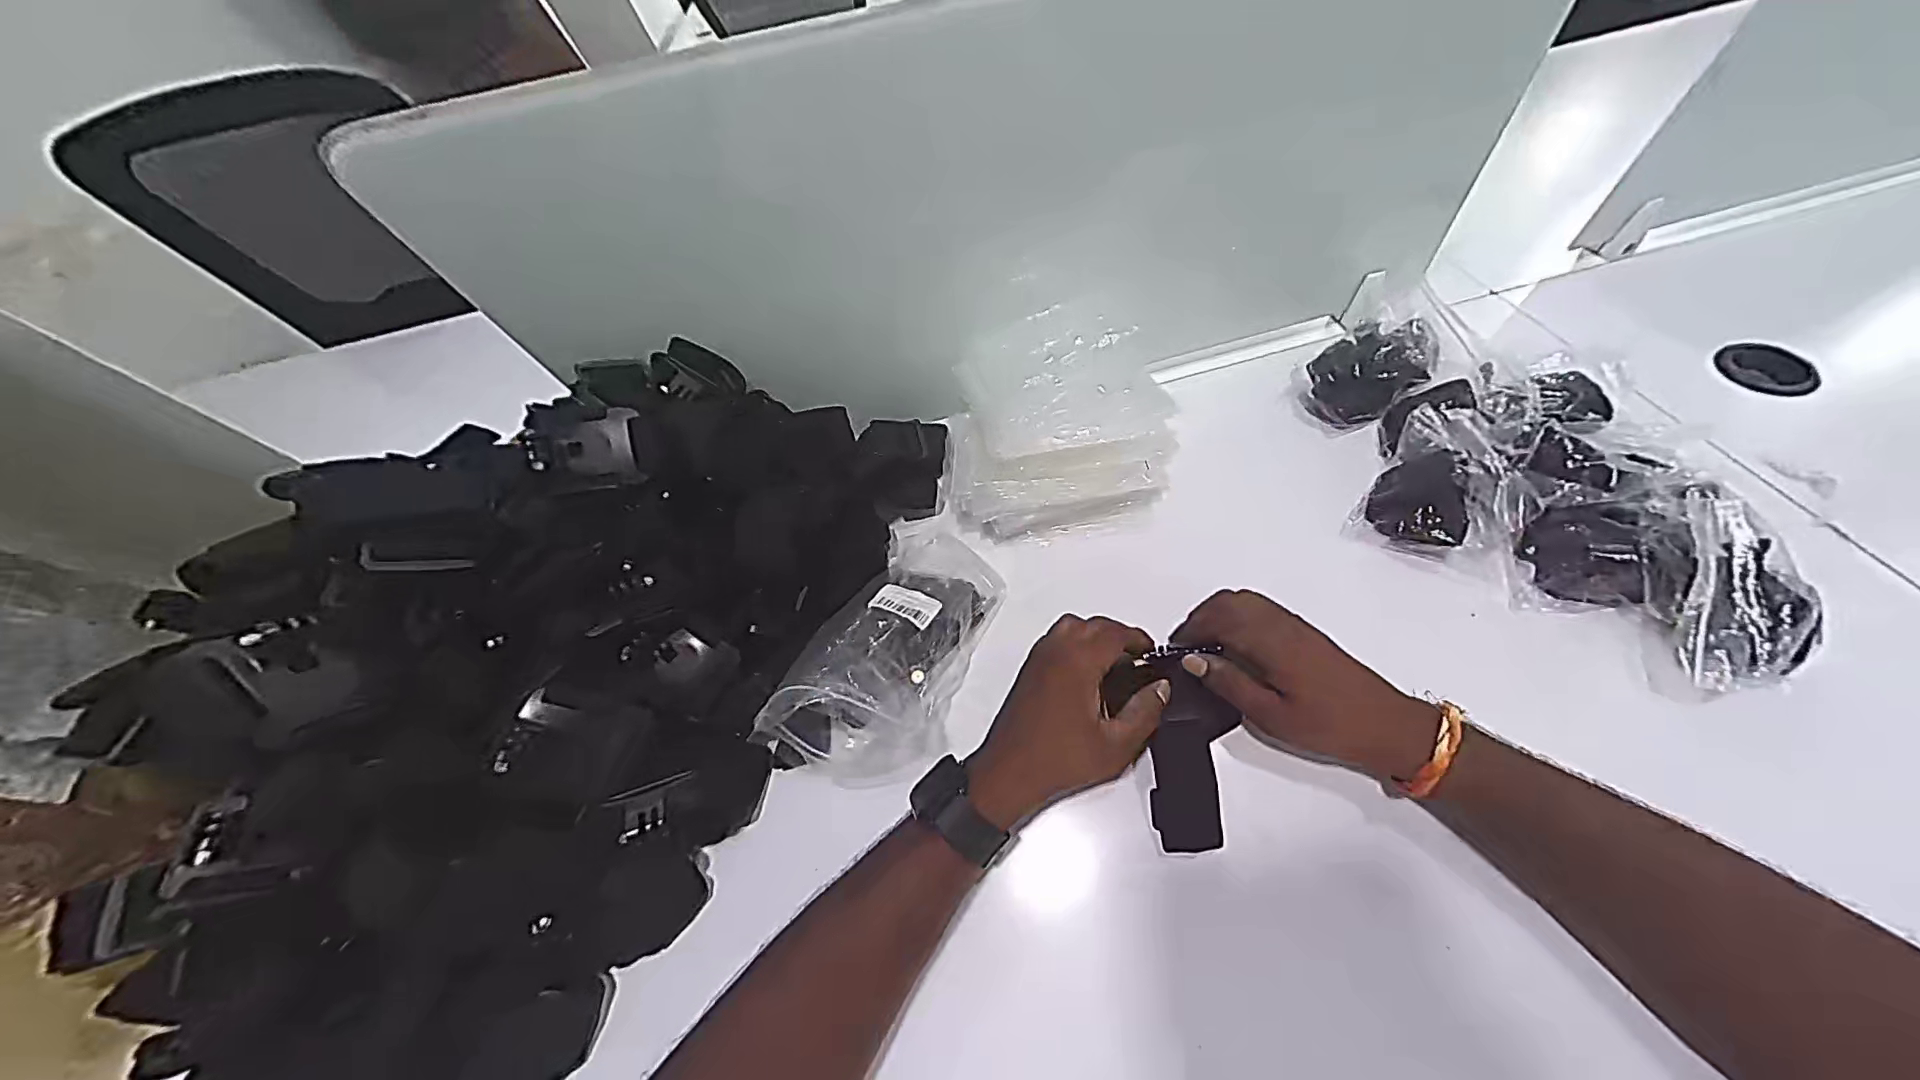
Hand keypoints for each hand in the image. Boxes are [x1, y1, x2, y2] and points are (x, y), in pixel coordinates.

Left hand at [966, 615, 1168, 829]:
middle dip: (1119, 636)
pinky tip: (1089, 676)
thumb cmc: (1051, 761)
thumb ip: (1145, 712)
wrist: (1009, 773)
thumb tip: (1159, 691)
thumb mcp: (1116, 745)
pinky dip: (1076, 646)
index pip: (1114, 633)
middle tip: (1137, 657)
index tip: (1150, 652)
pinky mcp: (1029, 670)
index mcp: (1077, 662)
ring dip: (1095, 638)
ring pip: (1072, 629)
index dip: (1139, 639)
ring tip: (1115, 665)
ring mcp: (1038, 659)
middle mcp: (1054, 653)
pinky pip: (1057, 642)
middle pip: (1093, 625)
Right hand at [1171, 590, 1438, 783]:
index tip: (1178, 649)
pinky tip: (1234, 645)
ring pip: (1245, 601)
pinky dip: (1237, 617)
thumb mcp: (1271, 715)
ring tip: (1206, 644)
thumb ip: (1229, 684)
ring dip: (1219, 614)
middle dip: (1201, 617)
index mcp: (1273, 642)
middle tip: (1187, 645)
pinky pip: (1261, 609)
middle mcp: (1283, 625)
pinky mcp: (1303, 632)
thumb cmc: (1334, 725)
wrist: (1386, 726)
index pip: (1219, 617)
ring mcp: (1295, 626)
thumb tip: (1196, 661)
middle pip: (1230, 601)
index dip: (1191, 629)